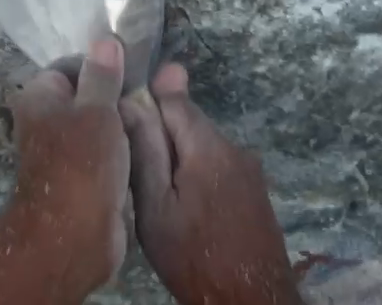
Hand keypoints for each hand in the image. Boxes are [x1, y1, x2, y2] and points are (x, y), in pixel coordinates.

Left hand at [1, 38, 131, 298]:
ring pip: (99, 125)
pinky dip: (122, 150)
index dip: (102, 65)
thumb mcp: (97, 110)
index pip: (72, 65)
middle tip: (148, 97)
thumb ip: (103, 76)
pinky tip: (146, 148)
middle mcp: (45, 120)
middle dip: (117, 97)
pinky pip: (105, 152)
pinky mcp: (80, 178)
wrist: (72, 237)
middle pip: (87, 95)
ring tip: (152, 120)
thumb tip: (106, 40)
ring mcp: (62, 151)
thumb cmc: (81, 163)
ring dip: (123, 125)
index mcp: (39, 96)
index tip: (133, 71)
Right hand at [121, 64, 301, 304]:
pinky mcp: (256, 189)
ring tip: (161, 190)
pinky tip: (187, 204)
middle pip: (188, 120)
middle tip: (139, 167)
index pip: (173, 97)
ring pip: (202, 143)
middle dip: (162, 133)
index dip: (146, 102)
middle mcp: (234, 146)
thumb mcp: (155, 207)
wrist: (252, 304)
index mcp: (209, 145)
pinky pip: (217, 164)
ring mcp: (250, 168)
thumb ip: (145, 149)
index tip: (125, 124)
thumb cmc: (194, 257)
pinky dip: (197, 172)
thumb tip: (132, 98)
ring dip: (180, 155)